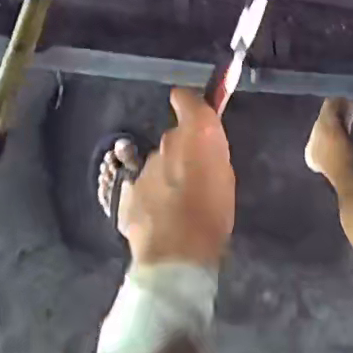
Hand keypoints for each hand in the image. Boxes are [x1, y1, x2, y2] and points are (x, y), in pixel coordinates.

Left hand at [122, 88, 235, 266]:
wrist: (177, 255)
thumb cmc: (214, 211)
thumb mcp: (226, 173)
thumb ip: (211, 150)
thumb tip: (203, 142)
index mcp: (197, 131)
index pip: (185, 97)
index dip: (187, 102)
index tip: (193, 111)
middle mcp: (167, 141)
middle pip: (173, 137)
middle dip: (181, 150)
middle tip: (194, 173)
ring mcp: (143, 168)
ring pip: (157, 164)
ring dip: (165, 175)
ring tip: (176, 202)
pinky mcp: (126, 194)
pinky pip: (141, 187)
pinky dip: (149, 196)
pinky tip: (158, 217)